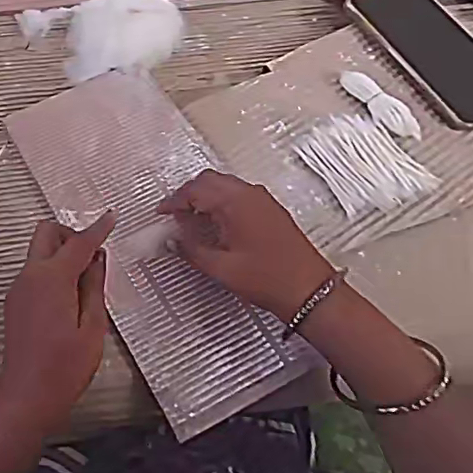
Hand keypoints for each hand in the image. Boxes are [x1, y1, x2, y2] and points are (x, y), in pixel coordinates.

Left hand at [0, 213, 116, 436]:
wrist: (27, 395)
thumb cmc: (64, 367)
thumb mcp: (92, 327)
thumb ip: (94, 287)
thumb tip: (96, 259)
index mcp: (51, 279)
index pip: (78, 243)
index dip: (97, 229)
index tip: (110, 217)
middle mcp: (29, 276)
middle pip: (46, 233)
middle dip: (70, 235)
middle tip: (93, 257)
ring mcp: (19, 288)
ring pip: (39, 253)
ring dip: (61, 255)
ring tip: (86, 284)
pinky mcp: (15, 301)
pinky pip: (34, 273)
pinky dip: (53, 272)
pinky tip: (70, 298)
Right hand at [157, 170, 332, 319]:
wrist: (310, 292)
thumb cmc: (271, 279)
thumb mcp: (221, 268)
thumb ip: (191, 250)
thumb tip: (173, 241)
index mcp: (235, 202)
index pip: (194, 190)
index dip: (173, 201)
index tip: (162, 212)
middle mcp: (250, 195)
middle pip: (208, 180)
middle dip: (187, 194)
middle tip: (174, 213)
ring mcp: (263, 201)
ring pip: (224, 185)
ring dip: (204, 196)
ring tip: (191, 219)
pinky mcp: (270, 210)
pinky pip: (238, 194)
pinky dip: (220, 201)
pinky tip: (215, 222)